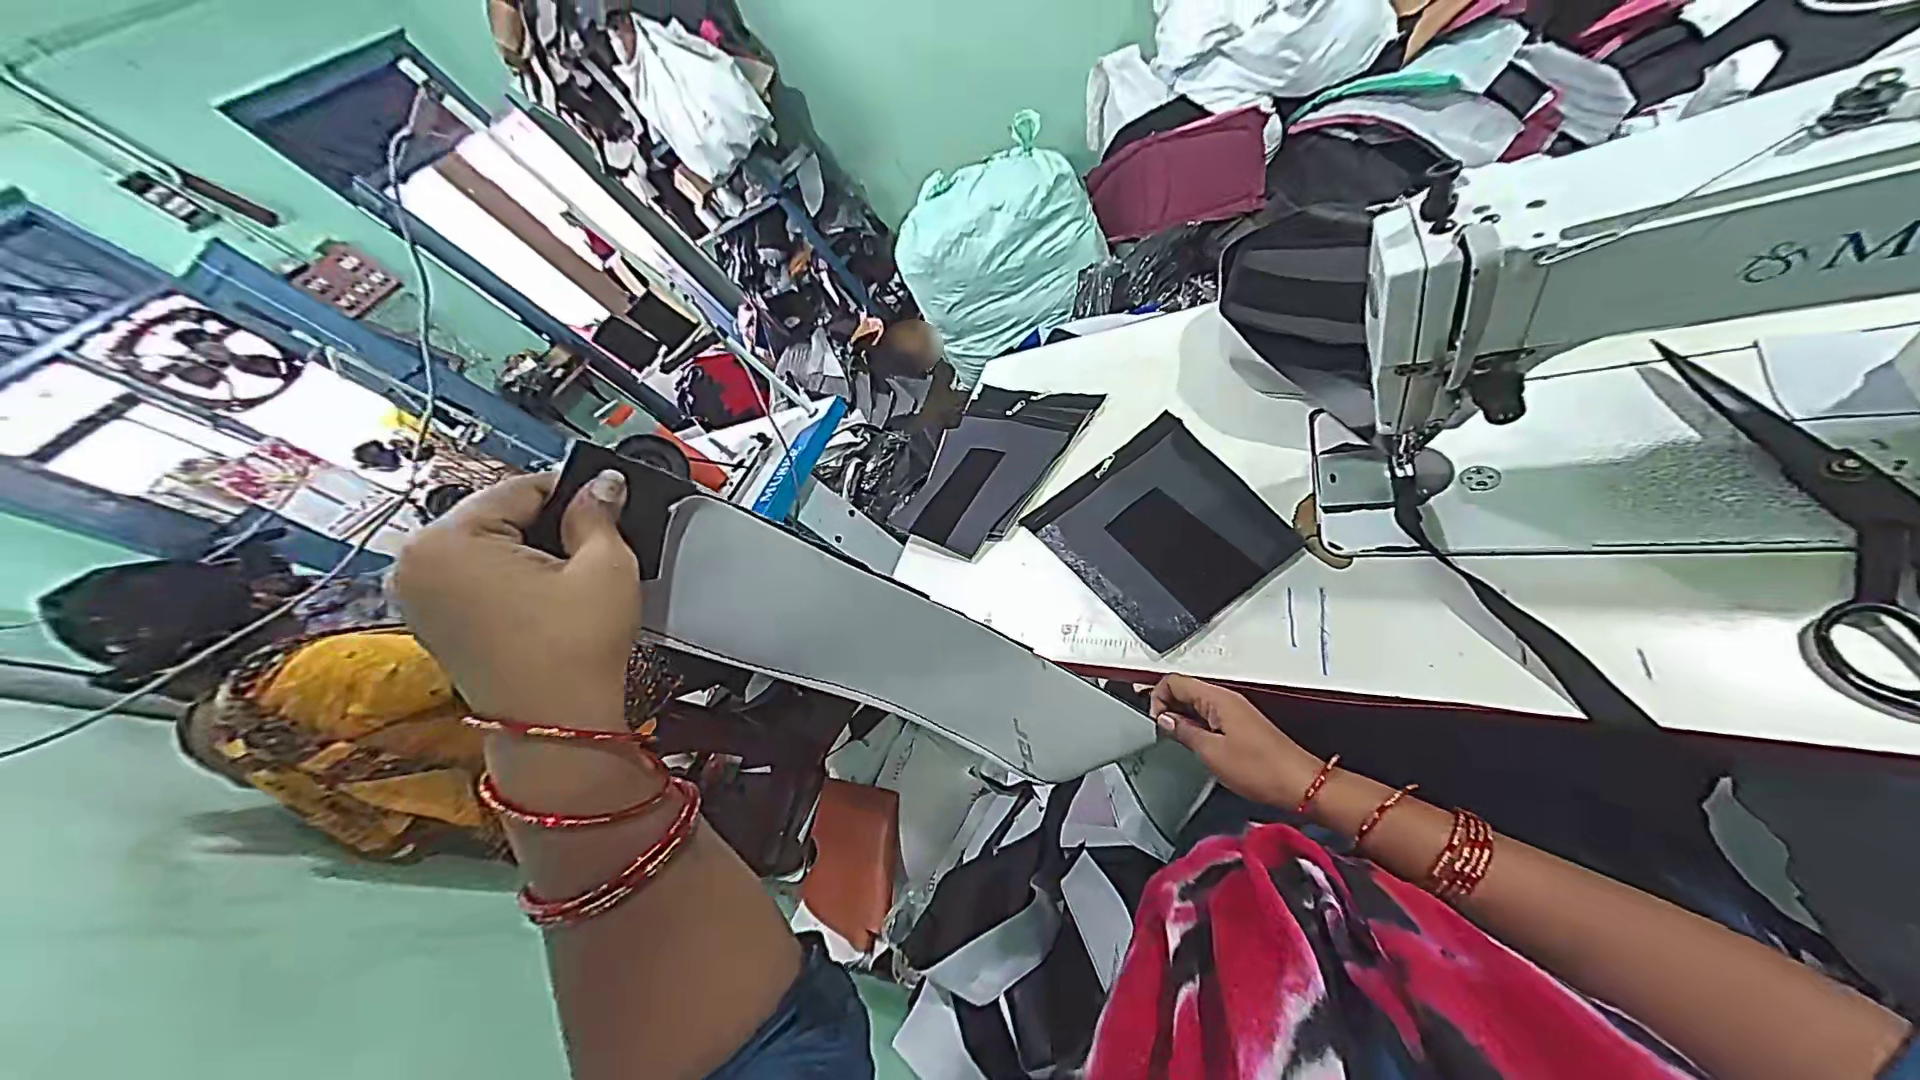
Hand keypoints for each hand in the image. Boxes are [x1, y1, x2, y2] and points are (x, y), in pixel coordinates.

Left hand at [394, 470, 637, 728]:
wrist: (558, 724)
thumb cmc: (576, 647)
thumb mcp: (605, 565)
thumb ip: (599, 512)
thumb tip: (603, 482)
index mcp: (446, 540)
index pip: (522, 487)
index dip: (576, 493)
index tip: (609, 504)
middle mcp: (414, 562)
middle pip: (499, 513)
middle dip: (551, 524)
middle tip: (596, 548)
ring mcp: (417, 593)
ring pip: (490, 542)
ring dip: (534, 548)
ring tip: (575, 576)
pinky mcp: (433, 618)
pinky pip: (477, 572)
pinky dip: (514, 574)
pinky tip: (550, 595)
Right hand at [1150, 675, 1322, 808]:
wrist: (1300, 784)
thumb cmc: (1261, 769)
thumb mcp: (1211, 752)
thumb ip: (1183, 731)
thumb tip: (1165, 720)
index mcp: (1217, 699)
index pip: (1174, 681)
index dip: (1158, 697)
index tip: (1156, 721)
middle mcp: (1226, 699)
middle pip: (1184, 689)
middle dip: (1167, 706)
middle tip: (1162, 731)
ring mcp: (1234, 711)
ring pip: (1196, 703)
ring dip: (1181, 717)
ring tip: (1178, 740)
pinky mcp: (1241, 724)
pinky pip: (1209, 715)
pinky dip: (1196, 725)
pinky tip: (1196, 744)